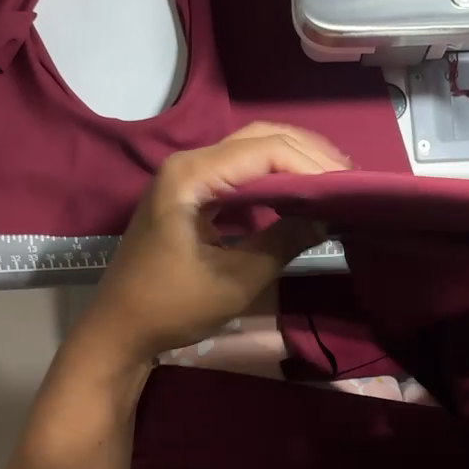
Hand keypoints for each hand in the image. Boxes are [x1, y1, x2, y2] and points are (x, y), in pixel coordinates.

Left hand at [76, 123, 350, 364]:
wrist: (117, 330)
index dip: (311, 165)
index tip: (348, 188)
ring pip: (252, 148)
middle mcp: (189, 161)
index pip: (264, 151)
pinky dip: (275, 173)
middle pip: (260, 138)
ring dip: (295, 159)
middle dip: (308, 154)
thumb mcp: (235, 280)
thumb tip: (330, 218)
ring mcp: (189, 173)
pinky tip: (302, 190)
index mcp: (191, 175)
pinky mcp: (193, 190)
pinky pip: (241, 168)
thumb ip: (283, 241)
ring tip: (335, 180)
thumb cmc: (171, 307)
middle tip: (351, 179)